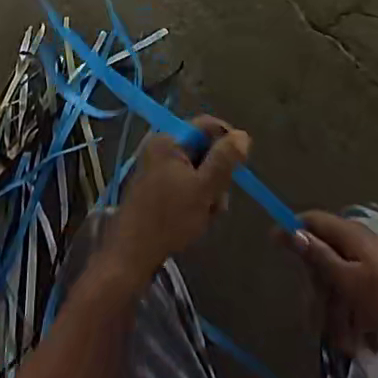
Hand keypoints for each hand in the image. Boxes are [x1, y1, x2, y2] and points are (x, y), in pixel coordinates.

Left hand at [103, 117, 248, 281]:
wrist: (134, 251)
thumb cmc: (170, 217)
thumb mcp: (204, 188)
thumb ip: (224, 160)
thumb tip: (242, 135)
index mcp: (169, 140)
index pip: (207, 126)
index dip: (228, 142)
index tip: (240, 167)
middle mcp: (161, 147)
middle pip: (204, 151)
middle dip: (217, 177)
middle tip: (216, 201)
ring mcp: (158, 167)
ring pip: (198, 171)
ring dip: (209, 192)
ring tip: (205, 214)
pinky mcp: (157, 186)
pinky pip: (187, 184)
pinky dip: (196, 199)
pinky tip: (196, 219)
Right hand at [285, 210, 377, 356]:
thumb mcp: (348, 281)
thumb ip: (318, 256)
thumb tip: (291, 229)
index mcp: (353, 235)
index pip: (314, 220)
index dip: (293, 230)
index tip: (274, 245)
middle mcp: (363, 245)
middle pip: (326, 256)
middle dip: (318, 288)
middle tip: (313, 316)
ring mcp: (377, 269)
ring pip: (341, 283)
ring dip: (336, 311)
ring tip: (341, 341)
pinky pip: (359, 299)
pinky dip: (354, 318)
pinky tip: (358, 342)